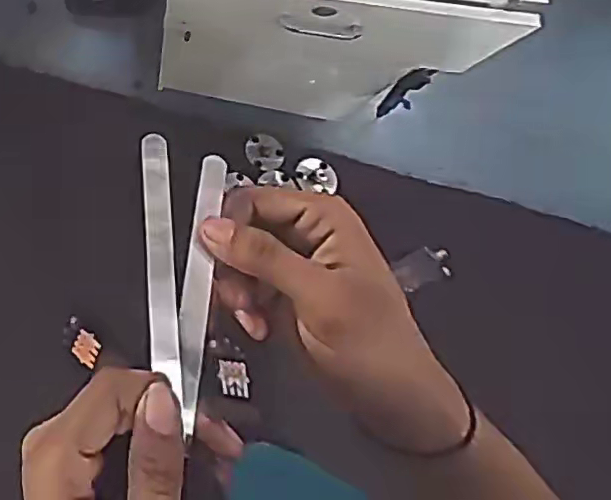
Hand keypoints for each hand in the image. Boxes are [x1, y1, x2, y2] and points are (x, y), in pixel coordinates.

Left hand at [21, 369, 243, 499]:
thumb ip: (152, 467)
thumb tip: (162, 402)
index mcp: (53, 450)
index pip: (114, 385)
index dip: (167, 396)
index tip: (208, 424)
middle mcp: (47, 447)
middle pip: (116, 401)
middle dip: (172, 419)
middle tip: (220, 448)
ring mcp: (54, 462)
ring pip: (116, 423)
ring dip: (165, 439)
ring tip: (210, 466)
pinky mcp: (66, 479)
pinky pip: (108, 446)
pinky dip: (146, 457)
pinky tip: (175, 475)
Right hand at [199, 188, 468, 451]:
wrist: (399, 411)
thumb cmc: (381, 351)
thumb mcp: (320, 298)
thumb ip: (264, 257)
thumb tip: (215, 228)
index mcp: (322, 216)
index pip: (254, 199)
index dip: (229, 224)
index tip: (211, 253)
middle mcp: (305, 232)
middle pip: (241, 227)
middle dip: (232, 263)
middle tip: (236, 294)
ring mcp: (293, 262)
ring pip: (237, 256)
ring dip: (235, 288)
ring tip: (250, 315)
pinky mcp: (282, 290)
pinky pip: (244, 283)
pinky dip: (242, 304)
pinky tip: (256, 323)